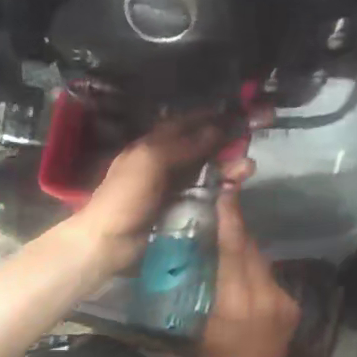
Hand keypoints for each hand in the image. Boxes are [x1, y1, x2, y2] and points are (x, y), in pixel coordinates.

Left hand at [71, 113, 234, 266]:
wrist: (108, 243)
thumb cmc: (124, 197)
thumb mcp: (150, 162)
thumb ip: (181, 145)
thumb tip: (215, 128)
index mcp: (149, 147)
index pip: (182, 125)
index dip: (207, 118)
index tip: (236, 113)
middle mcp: (161, 165)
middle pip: (197, 149)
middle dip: (223, 145)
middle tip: (248, 145)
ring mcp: (169, 191)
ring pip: (203, 173)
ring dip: (225, 168)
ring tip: (248, 169)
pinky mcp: (176, 214)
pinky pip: (201, 197)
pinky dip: (219, 192)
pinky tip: (234, 188)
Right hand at [196, 179, 299, 356]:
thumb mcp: (191, 325)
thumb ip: (192, 290)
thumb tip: (185, 254)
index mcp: (234, 301)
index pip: (233, 249)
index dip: (230, 217)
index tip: (226, 190)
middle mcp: (262, 296)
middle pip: (249, 248)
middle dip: (235, 227)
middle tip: (222, 206)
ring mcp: (281, 300)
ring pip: (260, 261)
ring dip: (244, 249)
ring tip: (229, 239)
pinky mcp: (291, 305)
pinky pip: (270, 277)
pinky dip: (255, 271)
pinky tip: (244, 275)